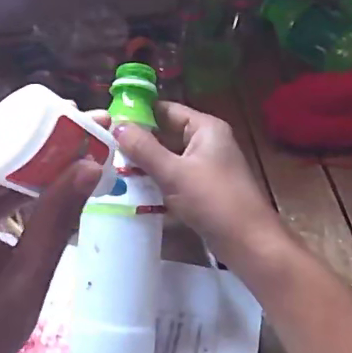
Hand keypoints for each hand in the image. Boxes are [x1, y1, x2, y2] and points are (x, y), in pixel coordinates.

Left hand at [0, 114, 100, 352]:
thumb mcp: (27, 280)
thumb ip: (55, 219)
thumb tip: (89, 166)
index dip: (25, 123)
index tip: (71, 118)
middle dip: (33, 138)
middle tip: (83, 134)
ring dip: (27, 163)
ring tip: (77, 156)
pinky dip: (14, 189)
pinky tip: (51, 188)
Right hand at [111, 102, 293, 261]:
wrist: (248, 242)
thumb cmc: (213, 201)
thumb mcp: (173, 172)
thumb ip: (143, 148)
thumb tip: (117, 126)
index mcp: (205, 129)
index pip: (166, 109)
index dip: (138, 113)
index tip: (108, 122)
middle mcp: (206, 142)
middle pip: (164, 134)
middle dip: (136, 143)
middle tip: (103, 149)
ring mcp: (204, 167)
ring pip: (166, 158)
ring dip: (142, 165)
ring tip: (110, 169)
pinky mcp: (201, 189)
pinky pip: (172, 178)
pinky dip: (154, 182)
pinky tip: (130, 191)